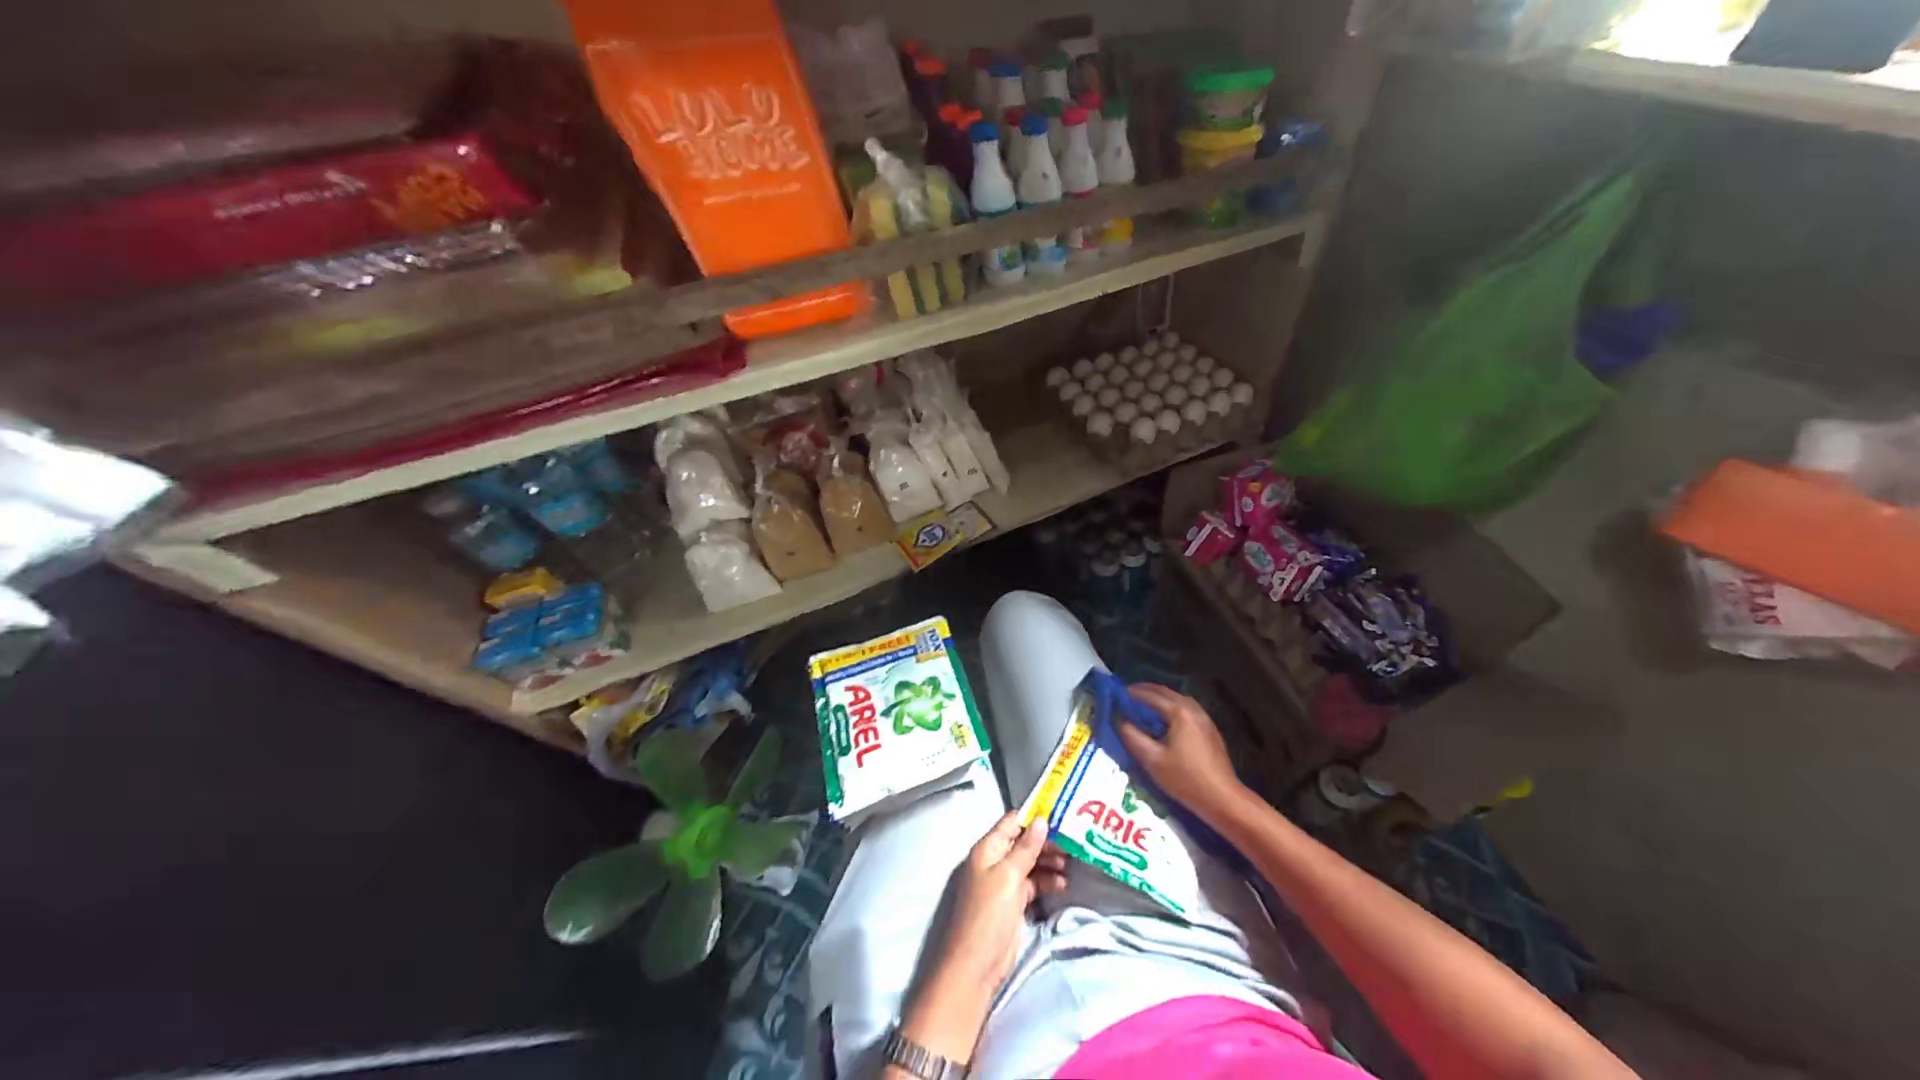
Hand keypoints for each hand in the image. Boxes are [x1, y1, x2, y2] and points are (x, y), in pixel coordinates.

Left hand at [938, 813, 1066, 991]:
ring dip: (1049, 862)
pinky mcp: (1012, 902)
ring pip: (1030, 863)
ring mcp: (1003, 882)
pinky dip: (1046, 882)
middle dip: (1046, 842)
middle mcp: (994, 861)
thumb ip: (1026, 848)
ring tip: (1070, 866)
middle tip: (1072, 845)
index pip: (1011, 822)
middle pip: (1023, 842)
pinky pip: (1032, 883)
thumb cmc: (989, 913)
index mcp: (987, 848)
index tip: (1062, 814)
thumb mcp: (1009, 875)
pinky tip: (1062, 886)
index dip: (1034, 817)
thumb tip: (1041, 820)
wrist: (977, 963)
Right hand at [1118, 683, 1252, 828]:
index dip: (1131, 694)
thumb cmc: (1185, 779)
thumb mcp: (1152, 760)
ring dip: (1159, 698)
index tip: (1116, 694)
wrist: (1222, 798)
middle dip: (1145, 691)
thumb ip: (1133, 737)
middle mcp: (1193, 710)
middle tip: (1126, 696)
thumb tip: (1120, 721)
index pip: (1150, 695)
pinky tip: (1164, 720)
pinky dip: (1171, 707)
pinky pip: (1186, 709)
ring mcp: (1204, 719)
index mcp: (1179, 712)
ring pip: (1177, 700)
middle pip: (1166, 693)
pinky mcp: (1209, 730)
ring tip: (1142, 706)